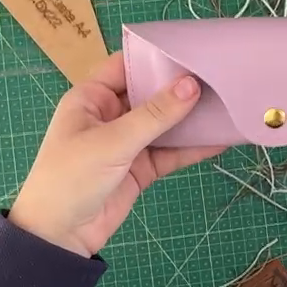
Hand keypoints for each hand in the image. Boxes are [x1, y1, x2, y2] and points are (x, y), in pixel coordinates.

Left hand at [9, 52, 224, 257]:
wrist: (59, 237)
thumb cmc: (71, 179)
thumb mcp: (112, 142)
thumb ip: (155, 115)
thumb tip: (191, 85)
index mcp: (91, 98)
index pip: (126, 65)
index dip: (155, 56)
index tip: (192, 49)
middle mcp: (110, 115)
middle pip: (151, 94)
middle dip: (181, 88)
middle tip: (220, 75)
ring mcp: (126, 143)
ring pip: (164, 125)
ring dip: (191, 119)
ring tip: (227, 105)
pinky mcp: (140, 169)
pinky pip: (170, 152)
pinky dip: (192, 148)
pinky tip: (219, 140)